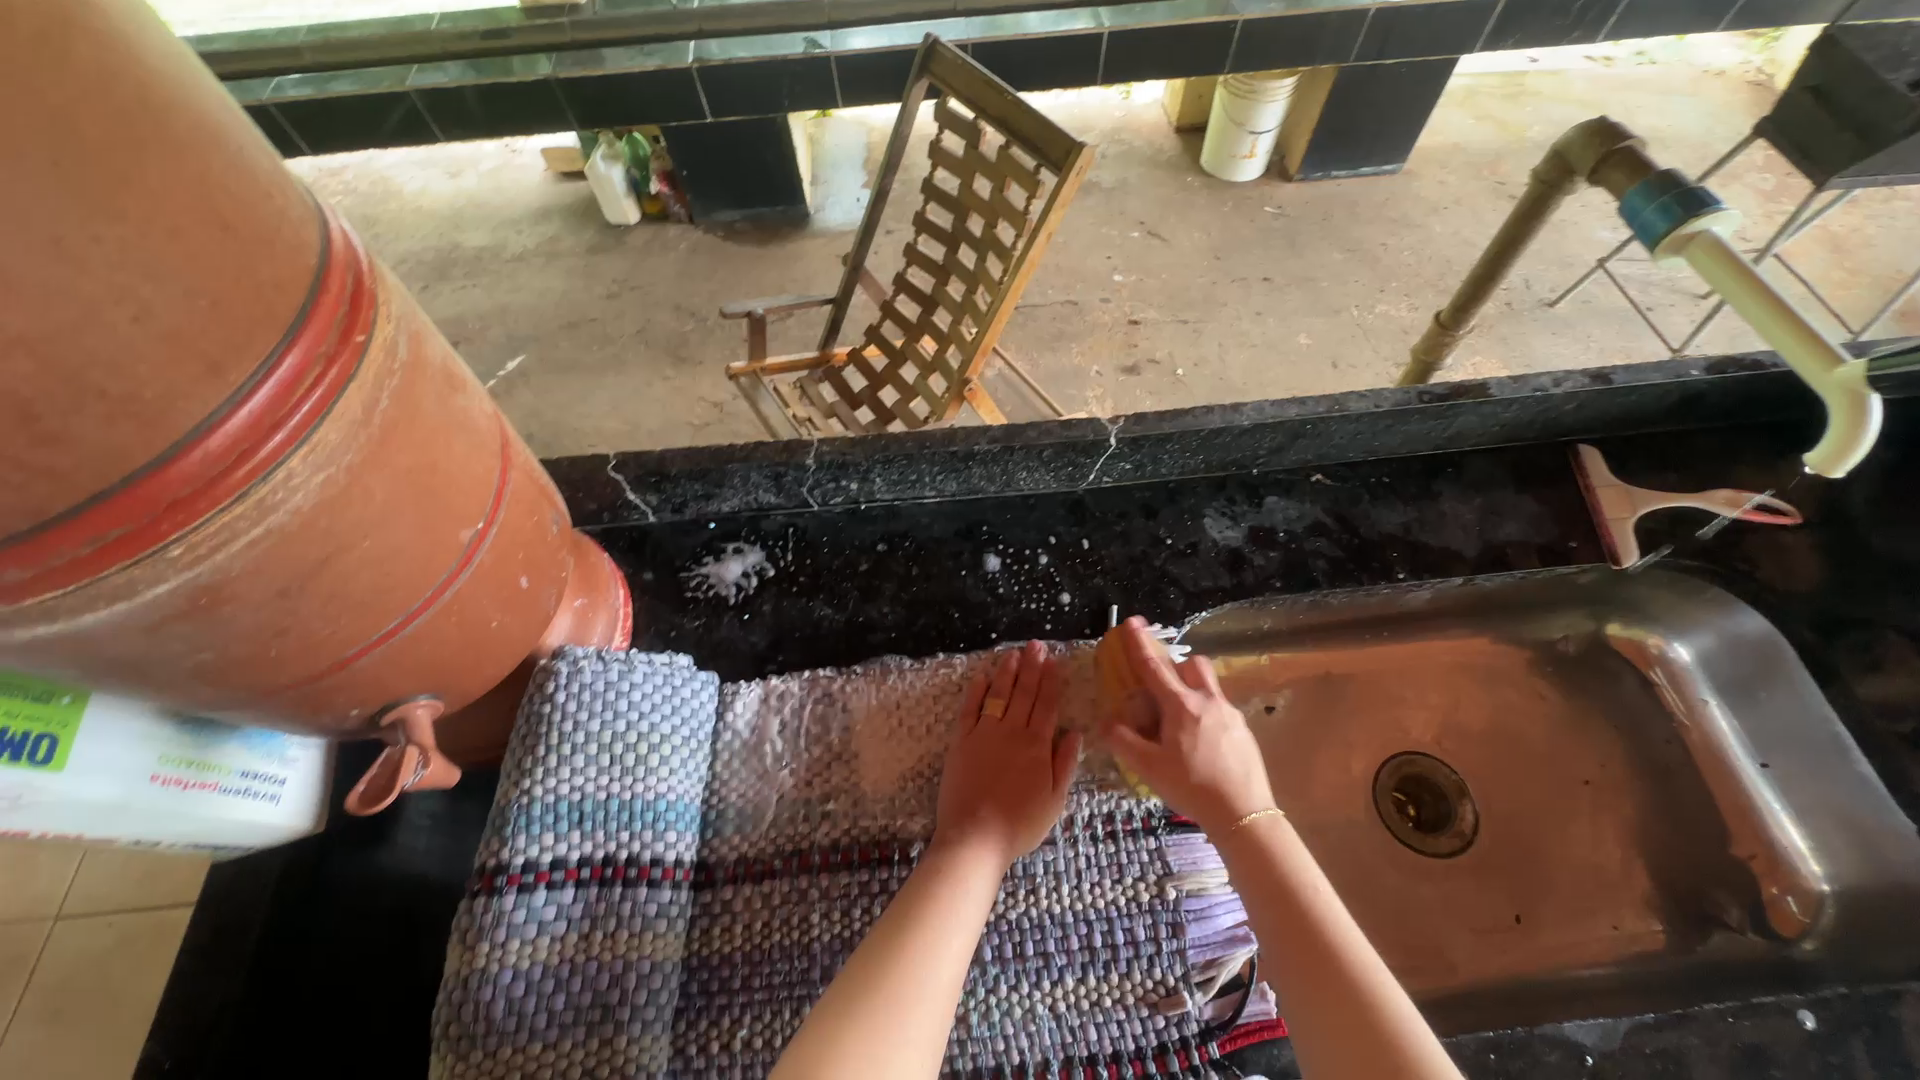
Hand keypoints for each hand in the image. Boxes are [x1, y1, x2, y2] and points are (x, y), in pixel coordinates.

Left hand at [933, 641, 1080, 868]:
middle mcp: (1011, 732)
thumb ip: (1065, 764)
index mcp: (1037, 746)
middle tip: (1036, 646)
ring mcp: (984, 734)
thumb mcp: (1054, 801)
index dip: (1052, 681)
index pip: (1047, 705)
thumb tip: (1075, 733)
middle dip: (1032, 667)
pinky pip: (969, 709)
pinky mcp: (961, 741)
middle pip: (1024, 693)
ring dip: (1007, 673)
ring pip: (998, 695)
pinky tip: (981, 676)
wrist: (974, 837)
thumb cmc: (1019, 825)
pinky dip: (976, 691)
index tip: (1055, 661)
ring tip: (1014, 654)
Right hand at [1102, 617, 1275, 833]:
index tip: (1131, 622)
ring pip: (1209, 684)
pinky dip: (1205, 711)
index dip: (1139, 643)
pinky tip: (1200, 741)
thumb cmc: (1192, 787)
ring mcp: (1230, 714)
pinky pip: (1220, 707)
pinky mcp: (1243, 730)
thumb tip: (1106, 722)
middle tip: (1160, 683)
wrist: (1243, 813)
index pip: (1154, 667)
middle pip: (1192, 664)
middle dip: (1175, 664)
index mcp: (1181, 706)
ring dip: (1192, 686)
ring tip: (1179, 715)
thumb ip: (1124, 741)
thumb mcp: (1148, 768)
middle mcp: (1208, 701)